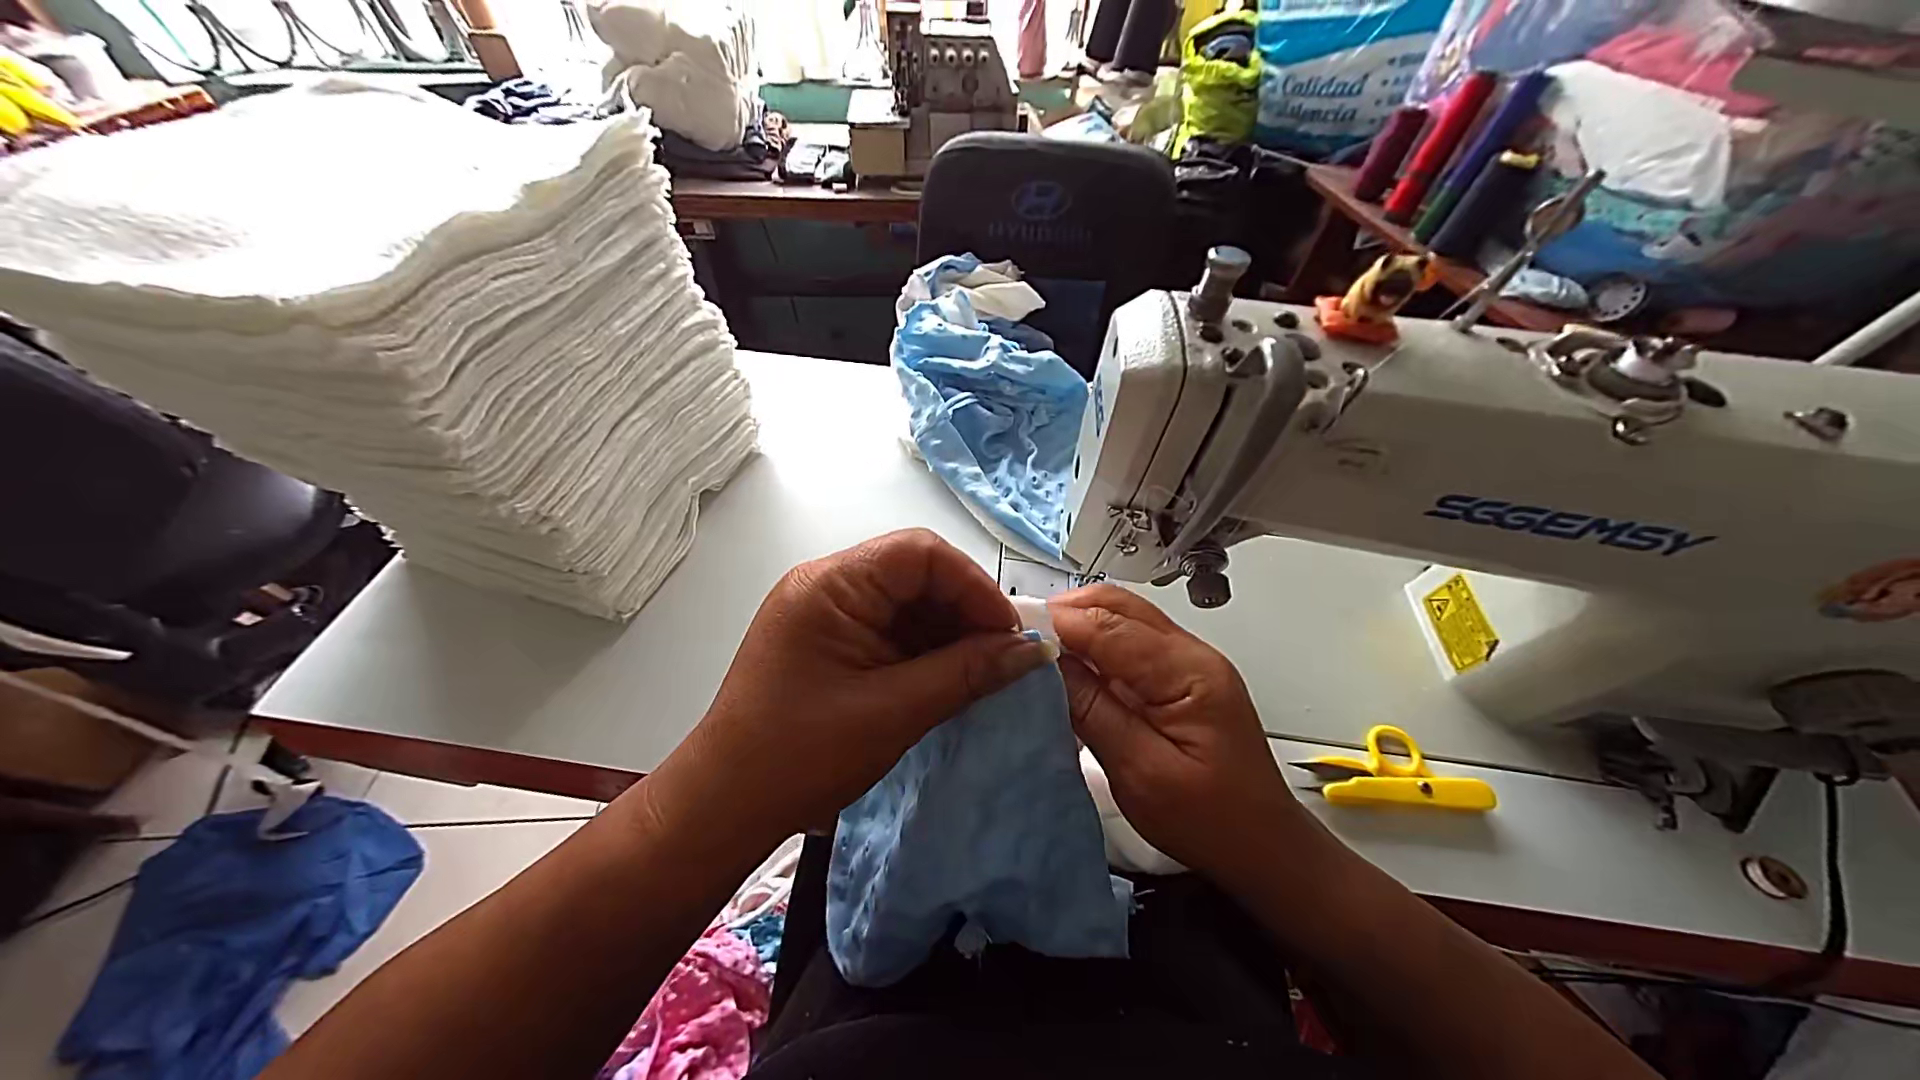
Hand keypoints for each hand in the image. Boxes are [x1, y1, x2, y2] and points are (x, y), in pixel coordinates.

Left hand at [647, 529, 1053, 848]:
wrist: (725, 805)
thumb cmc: (799, 756)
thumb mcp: (893, 712)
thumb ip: (967, 673)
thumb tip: (1031, 651)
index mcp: (831, 584)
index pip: (920, 553)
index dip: (973, 586)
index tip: (1010, 632)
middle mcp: (826, 585)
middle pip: (916, 573)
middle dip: (965, 611)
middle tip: (1004, 656)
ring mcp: (826, 613)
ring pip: (908, 603)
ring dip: (949, 633)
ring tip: (984, 672)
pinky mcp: (831, 641)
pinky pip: (891, 630)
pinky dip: (927, 651)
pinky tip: (952, 679)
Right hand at [1050, 584, 1306, 883]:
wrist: (1261, 846)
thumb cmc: (1209, 820)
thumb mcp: (1140, 772)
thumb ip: (1092, 711)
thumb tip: (1047, 662)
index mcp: (1188, 674)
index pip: (1110, 627)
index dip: (1058, 623)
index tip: (1012, 630)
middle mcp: (1191, 654)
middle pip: (1118, 605)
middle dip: (1065, 612)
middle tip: (1020, 635)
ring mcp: (1187, 661)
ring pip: (1122, 617)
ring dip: (1078, 624)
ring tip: (1037, 649)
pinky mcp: (1179, 676)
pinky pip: (1128, 642)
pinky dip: (1093, 644)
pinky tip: (1069, 666)